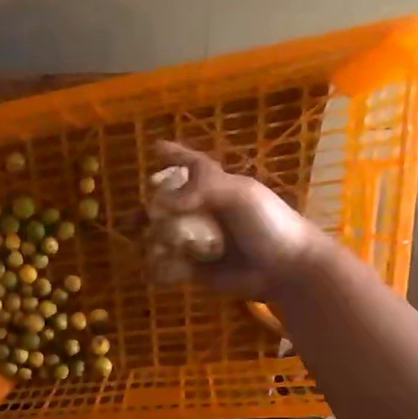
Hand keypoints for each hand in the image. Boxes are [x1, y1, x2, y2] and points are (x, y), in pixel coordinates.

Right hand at [144, 141, 332, 297]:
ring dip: (150, 240)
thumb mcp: (239, 194)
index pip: (192, 165)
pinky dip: (158, 267)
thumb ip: (201, 188)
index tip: (155, 148)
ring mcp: (200, 242)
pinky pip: (170, 267)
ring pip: (164, 237)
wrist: (286, 268)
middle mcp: (205, 212)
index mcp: (217, 186)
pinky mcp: (198, 270)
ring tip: (143, 244)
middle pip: (168, 205)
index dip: (174, 155)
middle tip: (132, 219)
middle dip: (148, 210)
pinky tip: (152, 268)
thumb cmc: (268, 223)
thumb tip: (160, 203)